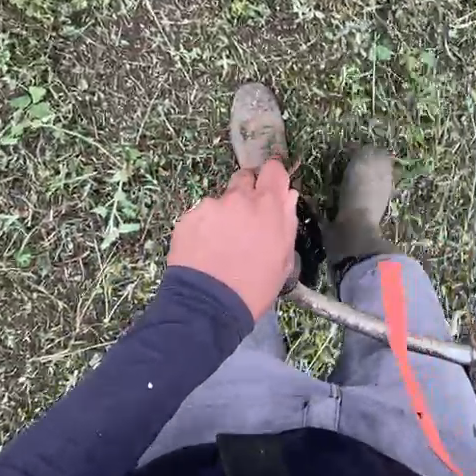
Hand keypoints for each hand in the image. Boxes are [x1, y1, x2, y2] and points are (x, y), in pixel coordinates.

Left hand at [167, 157, 298, 318]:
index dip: (272, 176)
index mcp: (267, 206)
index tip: (271, 187)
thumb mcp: (283, 260)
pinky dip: (203, 228)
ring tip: (219, 245)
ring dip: (223, 215)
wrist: (207, 307)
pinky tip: (203, 251)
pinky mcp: (188, 218)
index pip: (273, 169)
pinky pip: (200, 216)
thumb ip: (287, 222)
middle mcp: (239, 198)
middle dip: (246, 193)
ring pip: (221, 201)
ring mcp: (211, 206)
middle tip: (245, 221)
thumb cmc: (254, 288)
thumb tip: (287, 197)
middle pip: (244, 178)